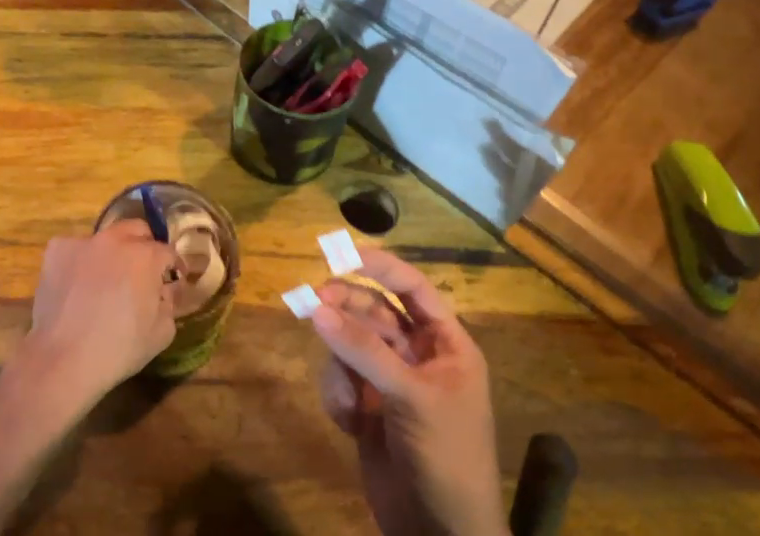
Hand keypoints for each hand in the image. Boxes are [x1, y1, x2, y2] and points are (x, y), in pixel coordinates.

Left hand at [22, 220, 179, 405]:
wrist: (64, 357)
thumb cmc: (119, 348)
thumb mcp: (163, 332)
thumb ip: (169, 301)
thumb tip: (164, 288)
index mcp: (146, 255)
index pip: (167, 252)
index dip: (172, 268)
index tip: (170, 281)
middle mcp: (115, 239)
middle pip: (137, 230)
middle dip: (144, 247)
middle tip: (140, 273)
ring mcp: (82, 241)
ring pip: (104, 239)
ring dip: (110, 254)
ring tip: (104, 283)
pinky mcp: (56, 250)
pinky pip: (76, 250)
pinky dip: (81, 262)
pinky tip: (77, 287)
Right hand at [311, 248, 506, 535]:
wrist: (440, 530)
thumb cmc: (445, 454)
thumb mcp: (410, 396)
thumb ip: (363, 349)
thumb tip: (315, 306)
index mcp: (447, 346)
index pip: (414, 290)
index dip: (381, 267)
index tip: (342, 252)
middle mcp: (418, 357)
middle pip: (374, 312)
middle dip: (346, 309)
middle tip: (313, 301)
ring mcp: (390, 383)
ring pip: (349, 345)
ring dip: (341, 365)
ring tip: (348, 399)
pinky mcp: (367, 409)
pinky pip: (340, 380)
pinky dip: (338, 396)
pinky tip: (350, 423)